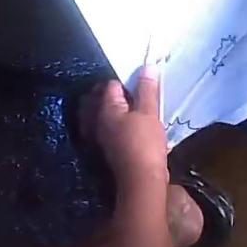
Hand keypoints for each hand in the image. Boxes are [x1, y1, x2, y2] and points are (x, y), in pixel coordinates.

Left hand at [86, 68, 167, 189]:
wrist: (141, 180)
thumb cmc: (145, 143)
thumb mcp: (150, 112)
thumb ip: (147, 89)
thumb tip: (146, 67)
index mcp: (105, 108)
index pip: (111, 85)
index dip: (126, 80)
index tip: (141, 82)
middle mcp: (96, 120)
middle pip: (99, 99)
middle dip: (114, 93)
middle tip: (135, 93)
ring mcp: (99, 136)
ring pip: (100, 115)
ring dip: (112, 109)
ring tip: (131, 109)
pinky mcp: (105, 149)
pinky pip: (105, 129)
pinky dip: (113, 124)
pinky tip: (128, 127)